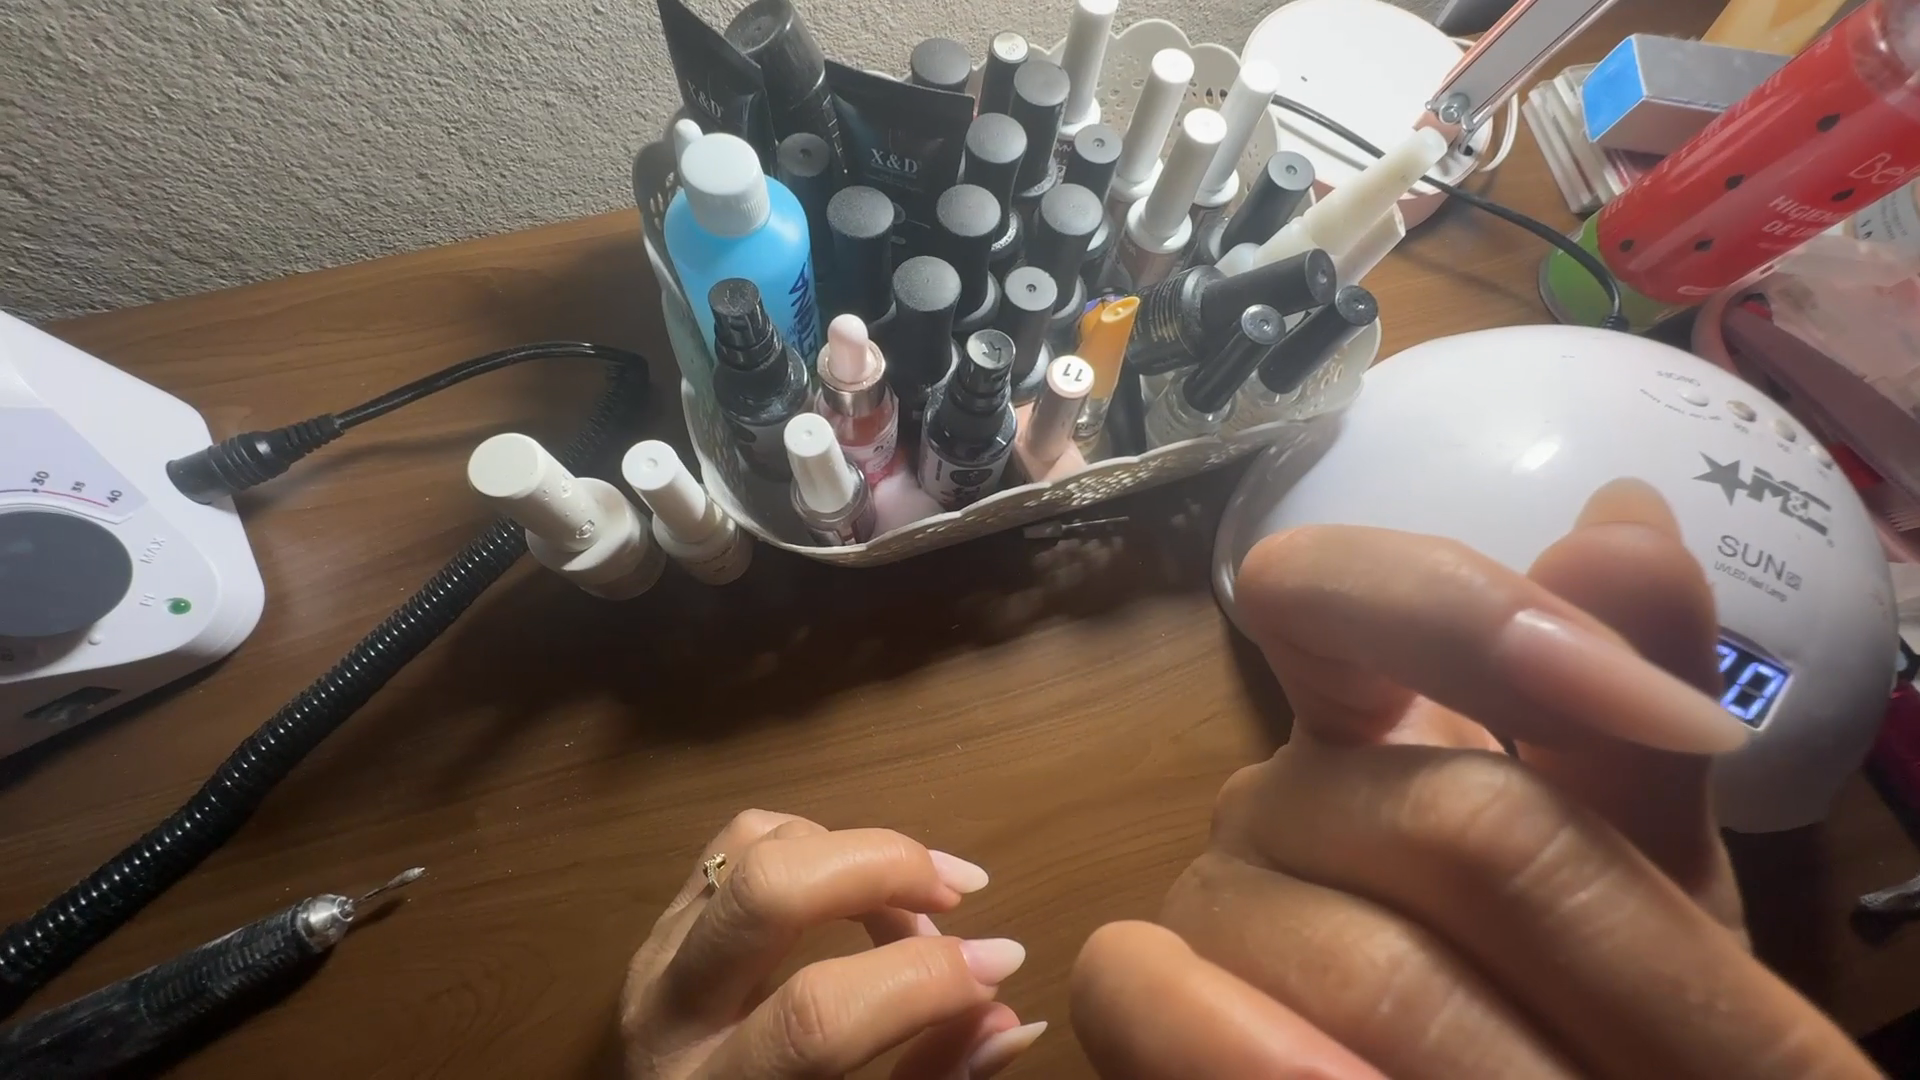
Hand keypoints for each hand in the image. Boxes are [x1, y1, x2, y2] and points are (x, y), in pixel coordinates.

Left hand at [620, 810, 1044, 1078]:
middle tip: (958, 892)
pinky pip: (739, 838)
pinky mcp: (668, 916)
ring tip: (914, 903)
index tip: (1001, 961)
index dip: (923, 978)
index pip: (816, 1015)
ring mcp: (659, 949)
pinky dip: (811, 839)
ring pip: (759, 847)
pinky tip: (849, 884)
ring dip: (856, 853)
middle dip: (883, 868)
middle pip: (769, 891)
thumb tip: (1012, 1017)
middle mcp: (669, 1010)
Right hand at [1072, 480, 1878, 1078]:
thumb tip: (1619, 514)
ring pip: (1360, 964)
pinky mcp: (1135, 993)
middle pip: (1446, 822)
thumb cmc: (1586, 1004)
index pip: (1320, 591)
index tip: (1671, 716)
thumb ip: (1617, 731)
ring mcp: (1200, 898)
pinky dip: (1237, 1054)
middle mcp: (1268, 796)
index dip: (1457, 612)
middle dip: (1646, 980)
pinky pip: (1137, 987)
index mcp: (1361, 732)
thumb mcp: (1639, 878)